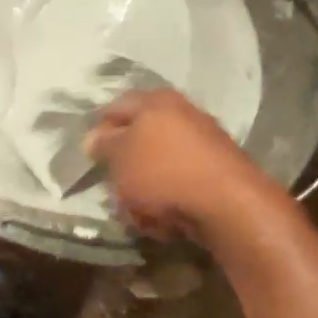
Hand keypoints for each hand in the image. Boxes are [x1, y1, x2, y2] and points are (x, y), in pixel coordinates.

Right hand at [85, 89, 268, 241]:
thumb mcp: (119, 158)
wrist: (228, 204)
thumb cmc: (162, 173)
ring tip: (135, 207)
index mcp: (156, 101)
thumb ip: (104, 145)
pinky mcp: (219, 170)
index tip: (90, 154)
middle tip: (112, 182)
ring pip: (161, 160)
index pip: (115, 107)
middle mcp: (183, 112)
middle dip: (125, 159)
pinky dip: (169, 194)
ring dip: (146, 181)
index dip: (99, 129)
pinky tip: (162, 216)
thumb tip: (94, 137)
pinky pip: (182, 180)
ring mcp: (205, 140)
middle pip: (141, 134)